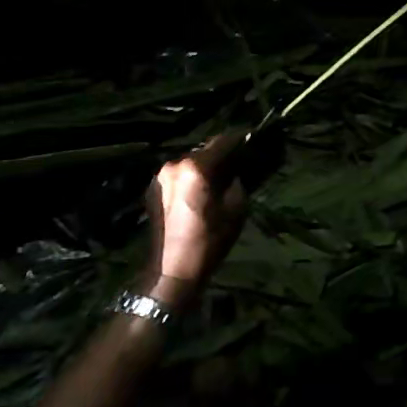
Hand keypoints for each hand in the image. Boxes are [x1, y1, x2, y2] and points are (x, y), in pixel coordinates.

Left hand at [145, 132, 249, 308]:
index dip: (240, 138)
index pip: (222, 142)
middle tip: (238, 159)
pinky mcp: (153, 189)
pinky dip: (191, 177)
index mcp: (195, 167)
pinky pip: (178, 175)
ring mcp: (160, 176)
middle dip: (221, 154)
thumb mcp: (235, 210)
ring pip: (189, 163)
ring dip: (204, 166)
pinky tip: (201, 189)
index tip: (253, 137)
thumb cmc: (208, 241)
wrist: (172, 269)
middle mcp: (174, 165)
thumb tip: (236, 171)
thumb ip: (237, 182)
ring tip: (219, 176)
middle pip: (204, 151)